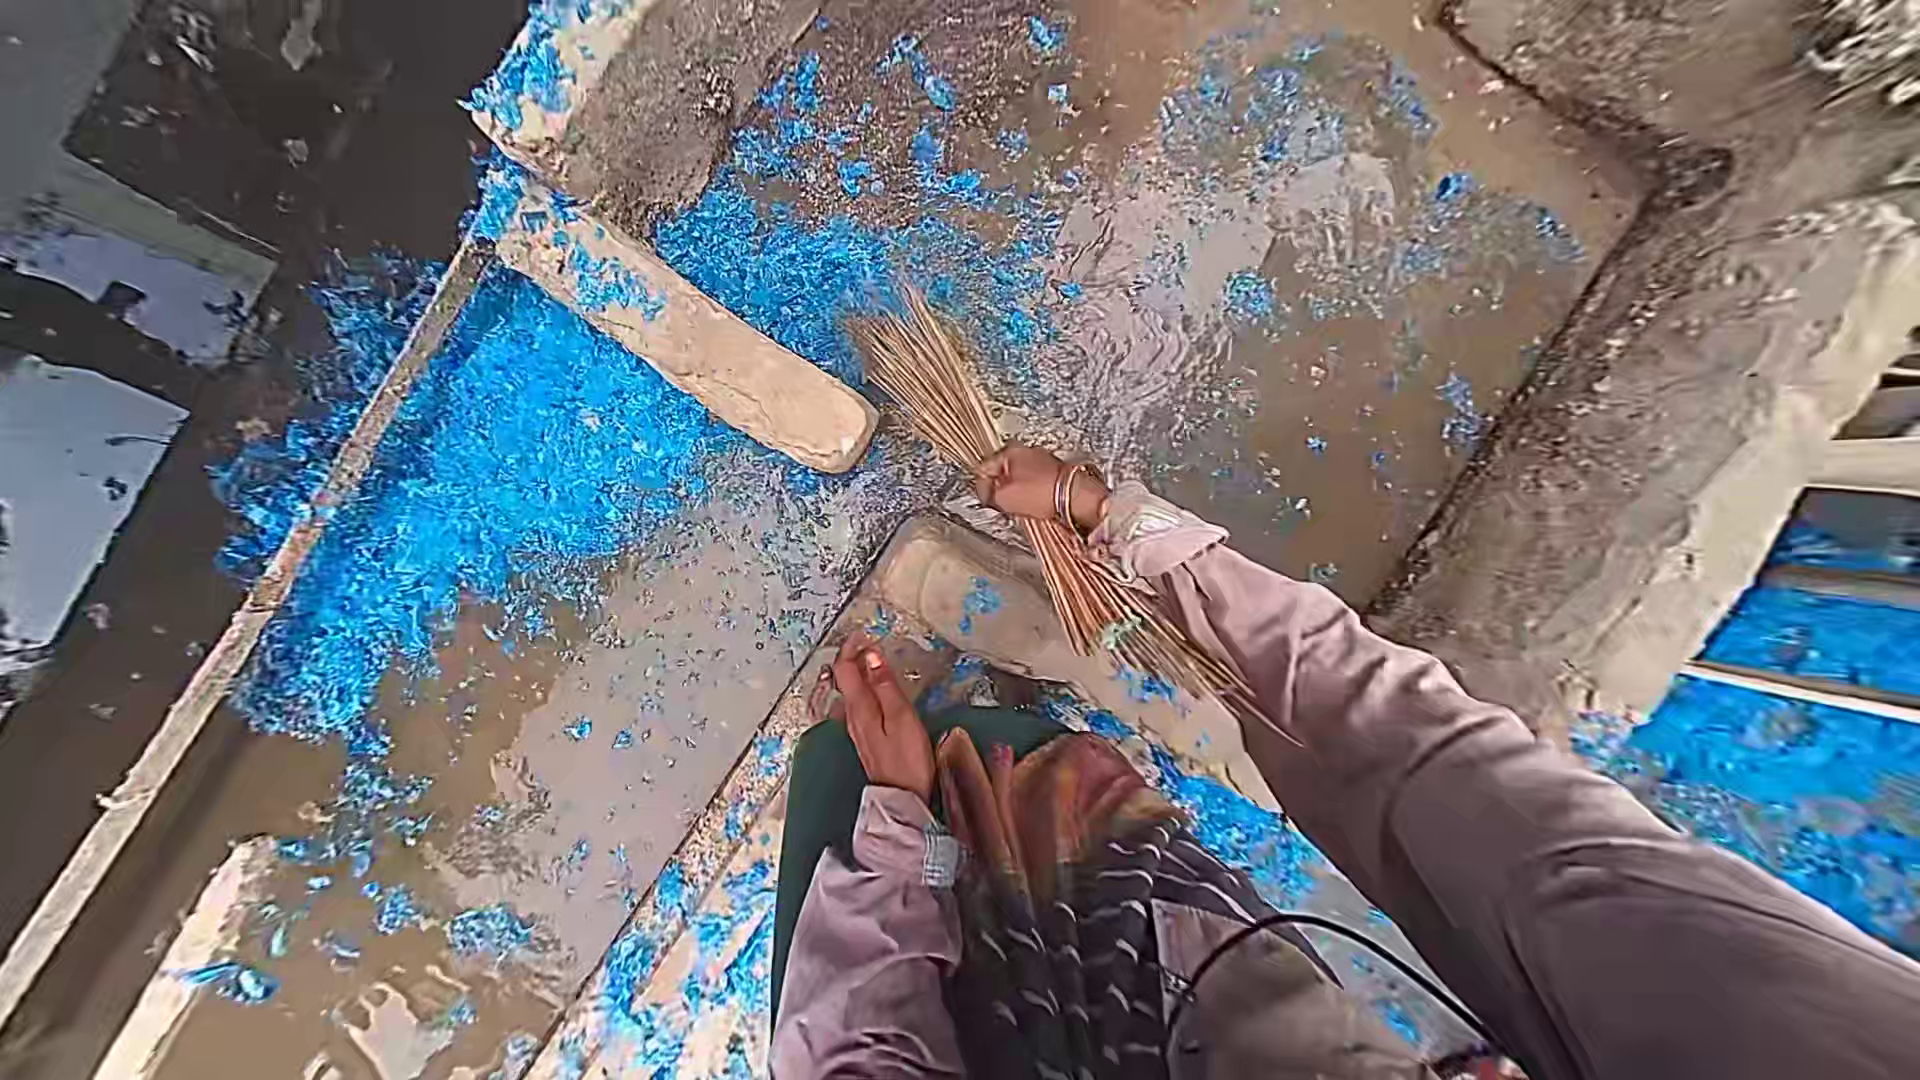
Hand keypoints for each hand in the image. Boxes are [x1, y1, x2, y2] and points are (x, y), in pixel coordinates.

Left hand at [820, 635, 934, 803]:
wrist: (903, 799)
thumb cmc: (907, 757)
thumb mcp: (900, 716)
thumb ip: (885, 685)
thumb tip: (871, 656)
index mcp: (859, 707)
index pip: (845, 669)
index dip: (851, 648)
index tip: (864, 634)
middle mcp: (852, 716)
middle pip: (845, 679)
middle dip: (854, 657)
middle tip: (870, 642)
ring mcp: (857, 728)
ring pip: (851, 691)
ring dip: (860, 672)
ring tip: (874, 659)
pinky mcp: (866, 737)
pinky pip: (859, 703)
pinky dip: (865, 688)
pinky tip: (876, 688)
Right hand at [972, 443, 1108, 530]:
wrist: (1075, 497)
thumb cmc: (1042, 493)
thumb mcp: (1004, 497)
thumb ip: (988, 493)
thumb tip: (986, 494)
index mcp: (1009, 451)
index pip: (983, 469)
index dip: (982, 488)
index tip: (987, 500)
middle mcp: (1025, 451)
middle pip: (1001, 473)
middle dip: (999, 490)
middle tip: (1003, 504)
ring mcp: (1041, 460)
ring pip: (1017, 478)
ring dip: (1016, 492)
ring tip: (1021, 506)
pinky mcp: (1053, 471)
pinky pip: (1033, 483)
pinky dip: (1031, 493)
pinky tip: (1035, 504)